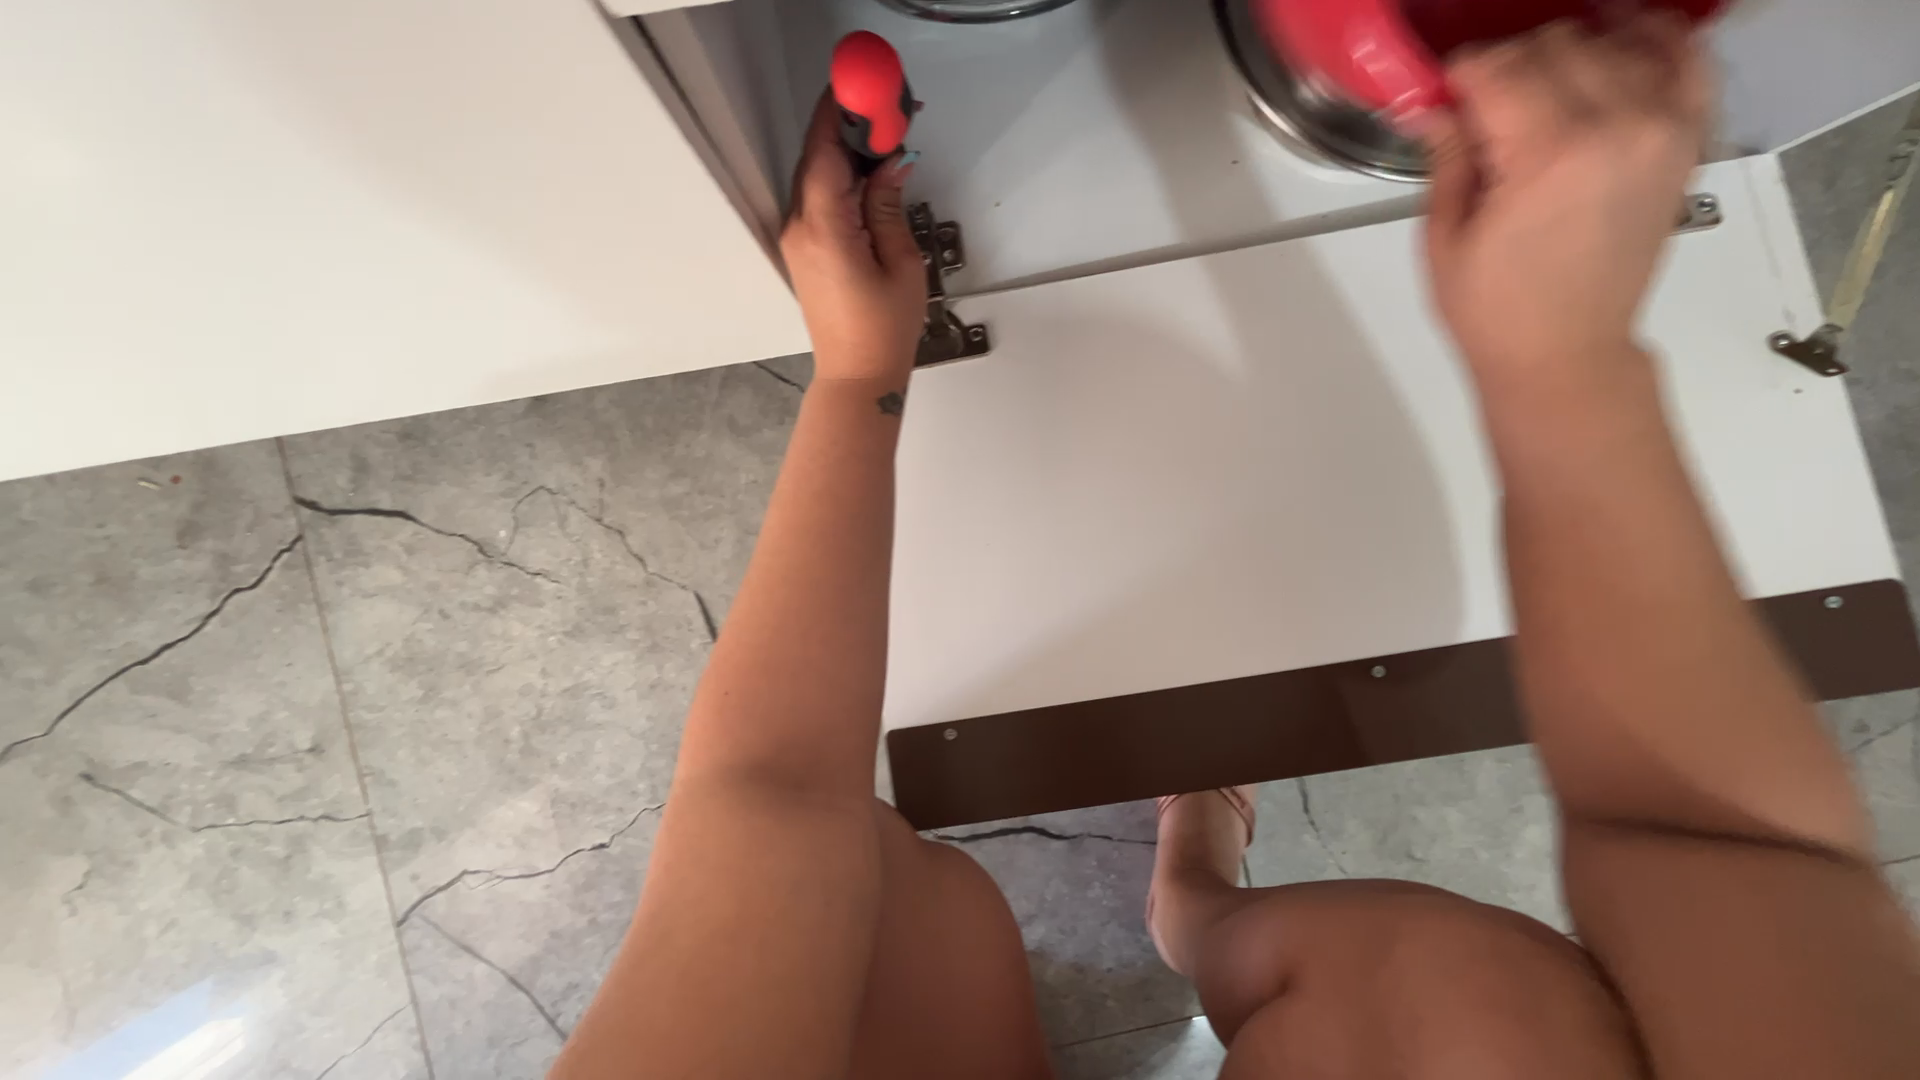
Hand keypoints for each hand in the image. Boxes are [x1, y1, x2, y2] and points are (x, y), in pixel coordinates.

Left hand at [780, 91, 925, 383]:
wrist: (857, 376)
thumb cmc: (882, 331)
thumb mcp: (901, 263)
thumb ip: (889, 206)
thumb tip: (889, 165)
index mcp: (825, 228)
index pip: (826, 150)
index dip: (844, 114)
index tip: (868, 91)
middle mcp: (800, 228)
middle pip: (817, 158)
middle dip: (848, 129)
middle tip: (886, 115)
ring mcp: (796, 240)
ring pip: (815, 177)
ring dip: (845, 156)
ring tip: (884, 146)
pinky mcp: (802, 252)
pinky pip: (816, 201)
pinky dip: (839, 182)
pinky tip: (868, 182)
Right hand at [1423, 14, 1710, 385]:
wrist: (1564, 351)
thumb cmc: (1495, 310)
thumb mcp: (1445, 239)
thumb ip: (1448, 160)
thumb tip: (1433, 110)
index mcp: (1547, 156)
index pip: (1501, 70)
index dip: (1462, 73)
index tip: (1441, 90)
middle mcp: (1618, 125)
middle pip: (1558, 45)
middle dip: (1508, 63)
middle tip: (1479, 102)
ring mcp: (1663, 128)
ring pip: (1616, 41)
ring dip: (1567, 52)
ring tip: (1533, 86)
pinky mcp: (1686, 140)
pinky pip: (1687, 58)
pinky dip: (1653, 41)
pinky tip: (1619, 43)